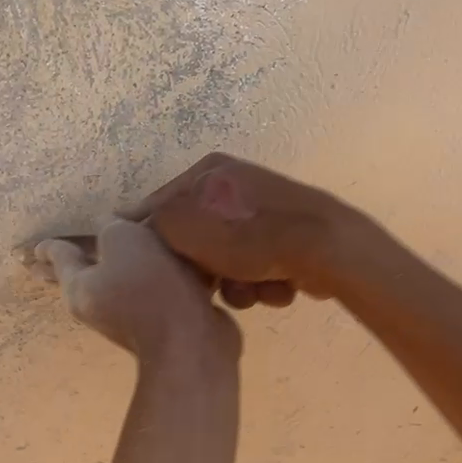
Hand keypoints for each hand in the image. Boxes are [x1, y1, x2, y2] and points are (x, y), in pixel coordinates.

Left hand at [34, 219, 240, 360]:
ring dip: (121, 264)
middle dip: (78, 259)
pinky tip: (163, 263)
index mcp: (78, 286)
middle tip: (61, 254)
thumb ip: (112, 226)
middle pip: (84, 273)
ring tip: (124, 247)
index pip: (59, 257)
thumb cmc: (147, 285)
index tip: (32, 249)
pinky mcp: (159, 321)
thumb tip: (111, 228)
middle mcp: (97, 305)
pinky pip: (148, 288)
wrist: (192, 342)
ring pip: (119, 280)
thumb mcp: (123, 239)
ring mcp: (128, 317)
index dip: (49, 247)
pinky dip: (151, 274)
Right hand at [121, 152, 357, 301]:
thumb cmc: (244, 234)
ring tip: (251, 291)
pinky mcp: (293, 239)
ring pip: (231, 260)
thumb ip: (152, 220)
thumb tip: (137, 222)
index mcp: (209, 170)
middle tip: (210, 285)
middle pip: (199, 238)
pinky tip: (277, 289)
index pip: (162, 205)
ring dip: (236, 284)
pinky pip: (262, 267)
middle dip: (204, 269)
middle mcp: (237, 184)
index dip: (154, 239)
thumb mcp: (180, 223)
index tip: (154, 270)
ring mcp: (267, 212)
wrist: (324, 249)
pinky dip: (265, 284)